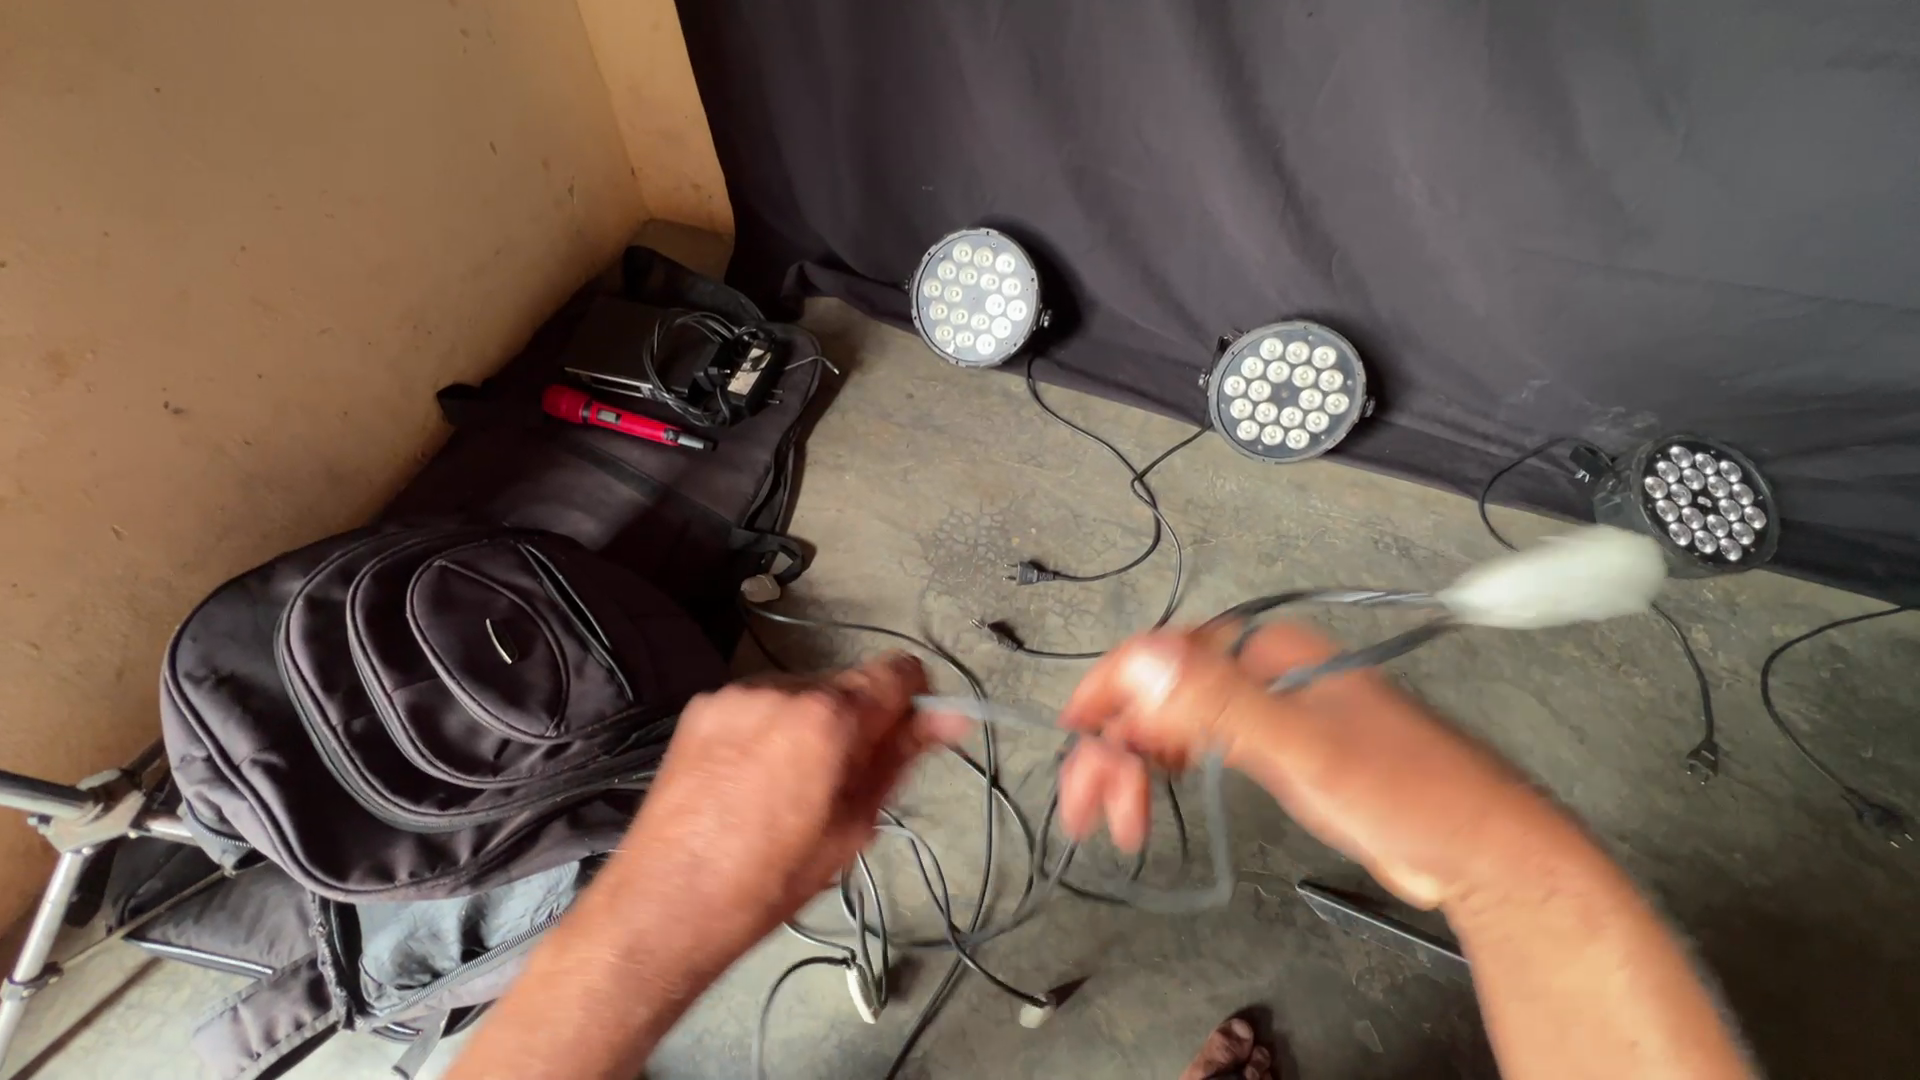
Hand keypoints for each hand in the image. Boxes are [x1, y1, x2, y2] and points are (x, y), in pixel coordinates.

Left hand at [609, 654, 963, 948]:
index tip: (904, 734)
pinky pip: (762, 702)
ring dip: (812, 722)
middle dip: (857, 720)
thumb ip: (901, 757)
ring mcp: (739, 691)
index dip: (913, 699)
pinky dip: (771, 725)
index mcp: (831, 716)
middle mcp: (787, 686)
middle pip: (849, 684)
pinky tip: (751, 775)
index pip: (899, 670)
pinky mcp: (705, 704)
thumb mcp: (855, 823)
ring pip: (804, 692)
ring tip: (788, 782)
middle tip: (841, 778)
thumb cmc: (773, 878)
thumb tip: (952, 717)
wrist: (666, 904)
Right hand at [1057, 621, 1549, 908]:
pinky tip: (1149, 800)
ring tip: (1119, 820)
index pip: (1161, 655)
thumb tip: (1143, 661)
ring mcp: (1259, 709)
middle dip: (1116, 747)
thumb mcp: (1304, 749)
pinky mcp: (1266, 745)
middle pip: (1158, 694)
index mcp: (1263, 652)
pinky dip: (1163, 772)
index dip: (1110, 691)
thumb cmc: (1406, 793)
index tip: (1074, 733)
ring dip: (1134, 767)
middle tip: (1089, 804)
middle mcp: (1254, 671)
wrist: (1479, 852)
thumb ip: (1220, 704)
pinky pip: (1193, 747)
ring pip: (1170, 724)